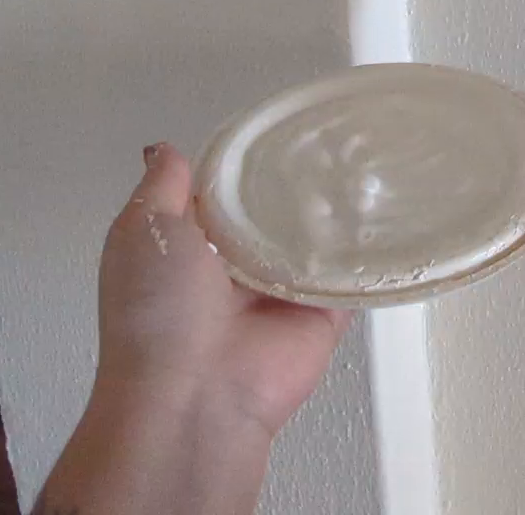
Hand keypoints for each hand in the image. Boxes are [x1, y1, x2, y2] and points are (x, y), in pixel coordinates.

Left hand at [96, 142, 350, 436]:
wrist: (197, 394)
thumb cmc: (156, 317)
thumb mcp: (142, 232)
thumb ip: (162, 187)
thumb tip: (165, 150)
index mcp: (195, 247)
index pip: (228, 194)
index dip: (247, 164)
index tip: (274, 130)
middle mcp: (239, 268)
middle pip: (278, 214)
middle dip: (299, 186)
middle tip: (329, 146)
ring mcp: (283, 291)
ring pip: (317, 241)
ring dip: (334, 216)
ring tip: (363, 169)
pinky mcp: (322, 311)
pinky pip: (349, 276)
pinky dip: (364, 254)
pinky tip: (382, 218)